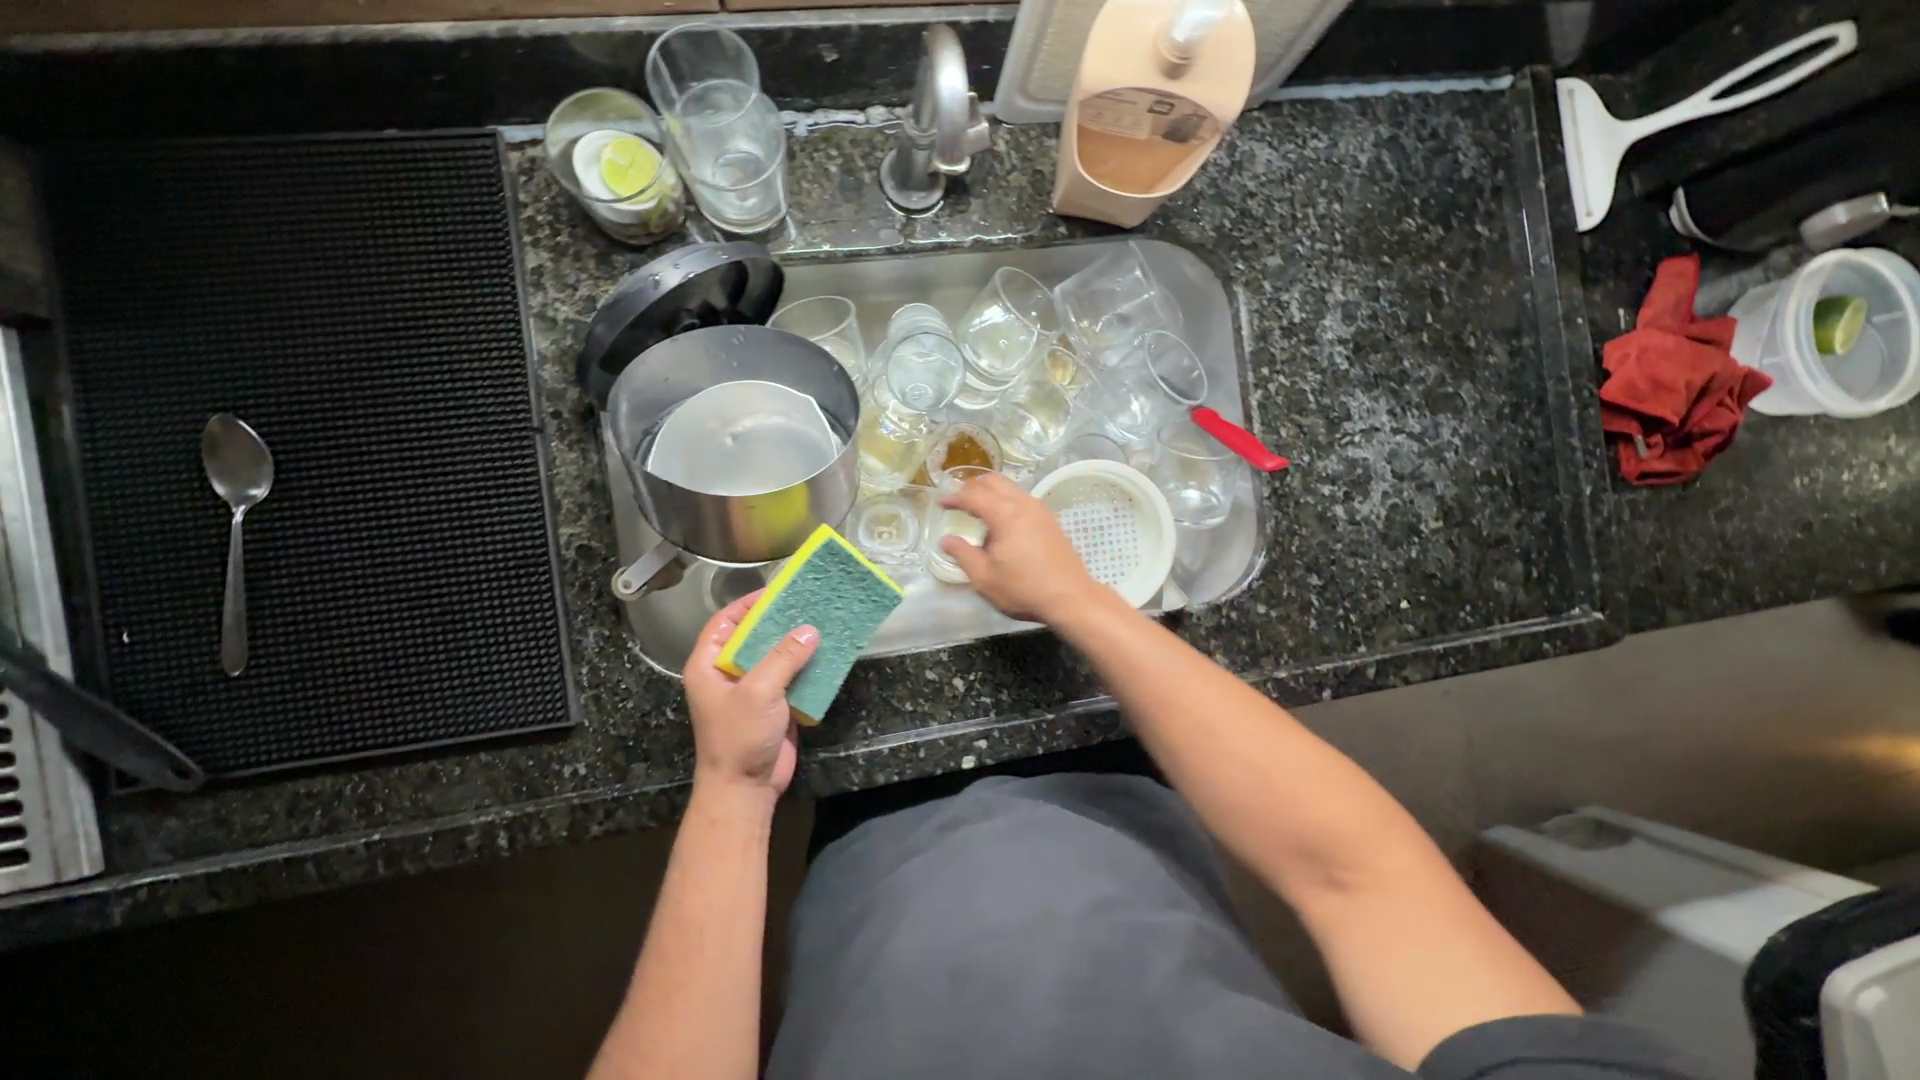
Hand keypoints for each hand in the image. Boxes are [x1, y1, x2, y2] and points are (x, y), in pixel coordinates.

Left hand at [682, 590, 819, 796]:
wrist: (746, 789)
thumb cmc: (739, 737)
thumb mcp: (759, 691)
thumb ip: (783, 658)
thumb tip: (809, 630)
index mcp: (708, 665)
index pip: (724, 622)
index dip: (748, 605)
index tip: (776, 592)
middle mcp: (727, 674)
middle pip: (752, 637)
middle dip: (778, 621)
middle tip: (806, 603)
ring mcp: (751, 690)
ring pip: (774, 657)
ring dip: (796, 643)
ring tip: (822, 622)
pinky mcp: (773, 706)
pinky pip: (790, 678)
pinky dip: (807, 666)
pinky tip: (827, 653)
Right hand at [939, 472, 1102, 623]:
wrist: (1071, 597)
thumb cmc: (1024, 588)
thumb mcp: (985, 577)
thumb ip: (963, 554)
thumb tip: (947, 540)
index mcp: (1005, 514)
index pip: (973, 496)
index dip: (954, 497)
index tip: (940, 502)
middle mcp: (1023, 504)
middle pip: (994, 481)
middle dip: (972, 486)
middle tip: (957, 500)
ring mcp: (1040, 510)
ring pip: (1010, 488)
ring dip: (991, 492)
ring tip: (977, 509)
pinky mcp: (1049, 520)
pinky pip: (1022, 499)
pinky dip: (1006, 500)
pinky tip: (1002, 521)